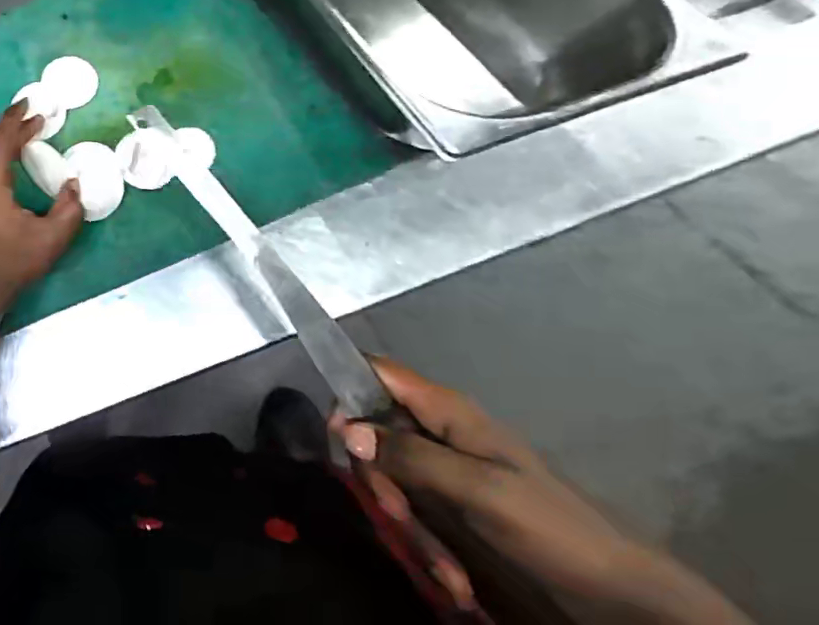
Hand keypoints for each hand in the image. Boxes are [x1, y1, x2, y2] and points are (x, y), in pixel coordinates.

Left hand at [0, 103, 82, 312]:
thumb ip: (68, 209)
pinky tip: (8, 162)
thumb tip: (73, 185)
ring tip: (24, 135)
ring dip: (1, 143)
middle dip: (10, 128)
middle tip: (33, 117)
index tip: (32, 106)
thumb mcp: (50, 239)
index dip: (15, 121)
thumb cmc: (12, 263)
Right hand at [342, 357, 751, 622]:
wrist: (626, 597)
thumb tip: (344, 430)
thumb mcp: (480, 490)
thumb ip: (410, 455)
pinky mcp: (449, 500)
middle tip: (397, 513)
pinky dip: (425, 542)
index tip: (341, 436)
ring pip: (387, 474)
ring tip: (441, 566)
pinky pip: (412, 507)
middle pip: (370, 430)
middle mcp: (435, 428)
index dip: (346, 392)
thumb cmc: (555, 529)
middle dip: (378, 477)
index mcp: (444, 409)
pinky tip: (450, 575)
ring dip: (405, 521)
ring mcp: (442, 465)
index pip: (372, 370)